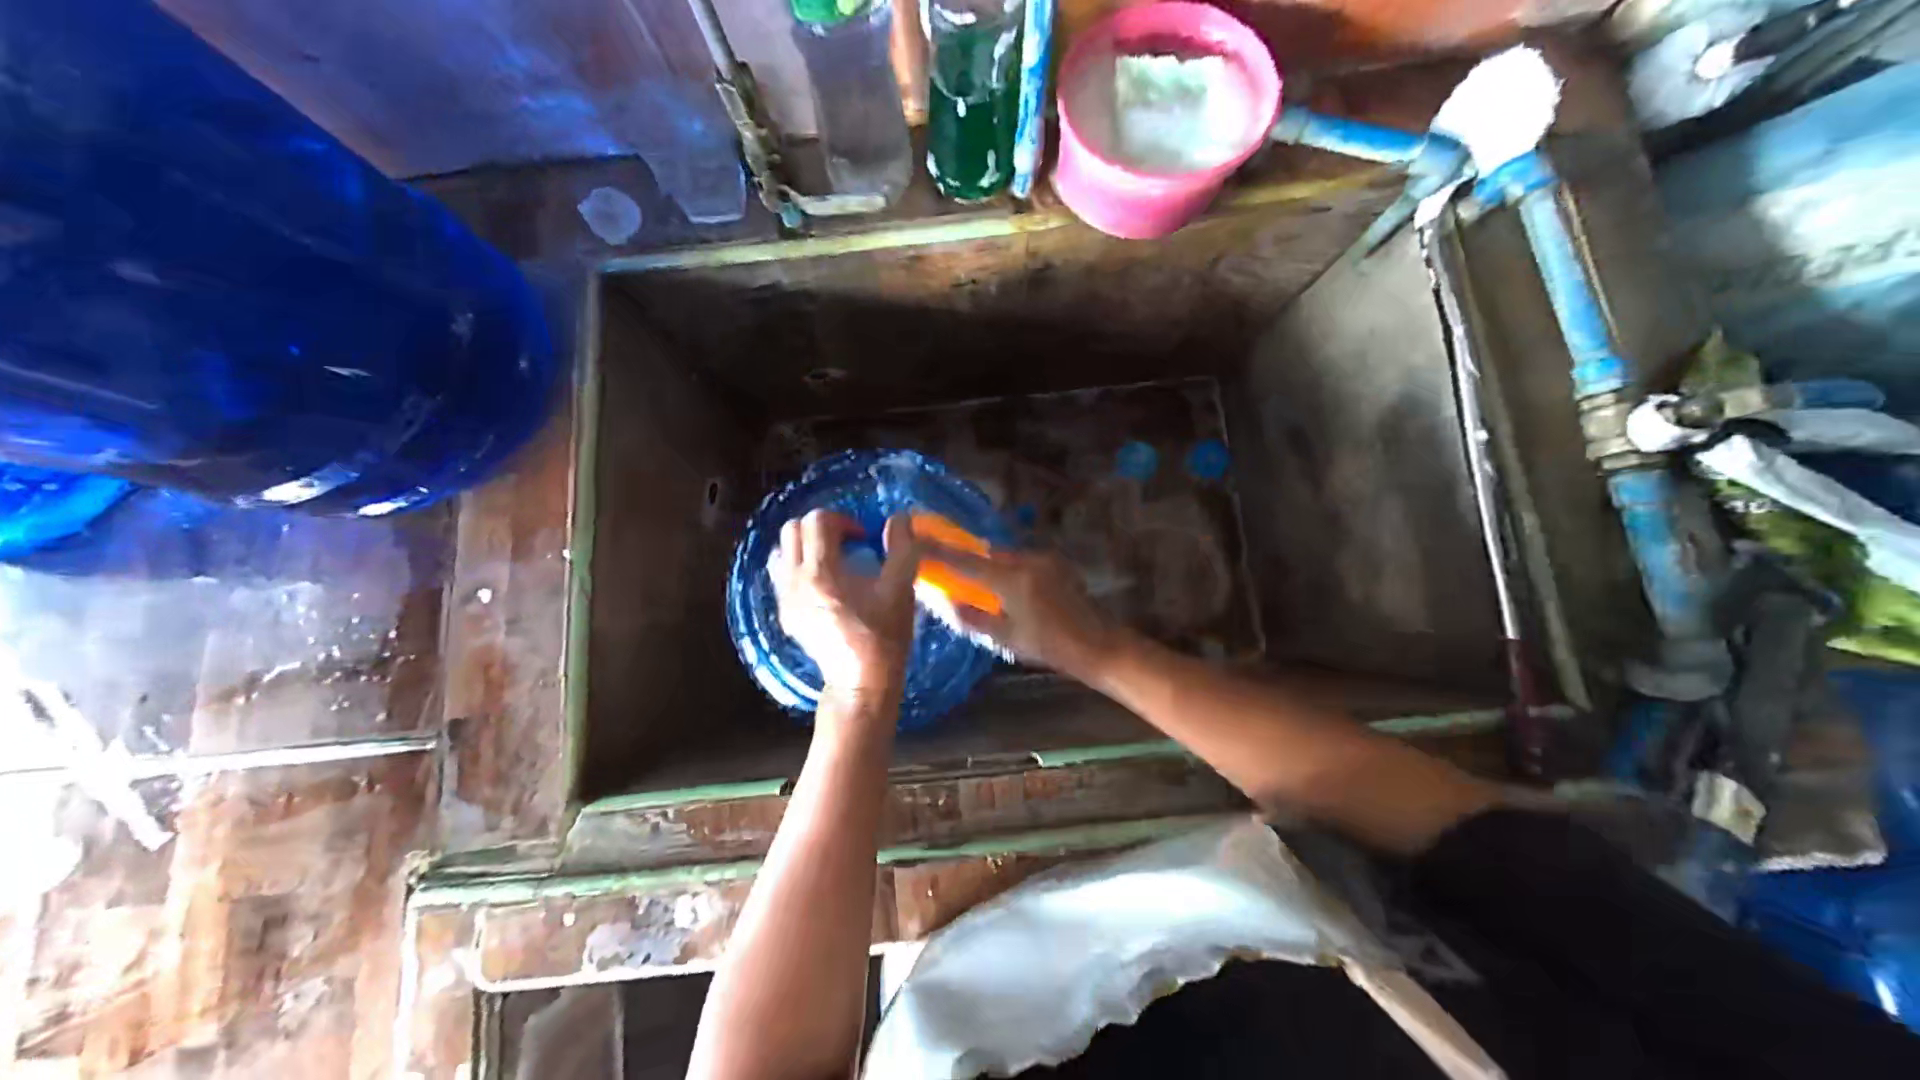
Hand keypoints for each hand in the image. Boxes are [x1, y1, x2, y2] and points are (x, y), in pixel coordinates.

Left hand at [768, 510, 920, 703]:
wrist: (860, 682)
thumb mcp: (901, 590)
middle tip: (847, 544)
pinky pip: (782, 576)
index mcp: (821, 573)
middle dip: (821, 528)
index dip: (843, 520)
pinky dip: (800, 568)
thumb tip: (898, 518)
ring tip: (832, 561)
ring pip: (782, 552)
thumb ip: (902, 549)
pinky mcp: (785, 614)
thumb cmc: (884, 636)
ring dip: (806, 546)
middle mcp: (794, 582)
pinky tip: (826, 586)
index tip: (863, 538)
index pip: (817, 521)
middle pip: (793, 530)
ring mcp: (785, 599)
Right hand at [920, 545, 1129, 681]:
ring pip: (1006, 557)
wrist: (1097, 645)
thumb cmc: (1049, 646)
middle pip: (987, 554)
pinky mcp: (1056, 564)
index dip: (939, 552)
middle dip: (968, 559)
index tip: (916, 541)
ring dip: (992, 567)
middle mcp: (1027, 561)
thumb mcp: (1005, 638)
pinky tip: (1012, 590)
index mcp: (1011, 579)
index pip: (966, 561)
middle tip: (952, 568)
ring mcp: (1044, 560)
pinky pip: (1023, 561)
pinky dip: (1010, 571)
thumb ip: (972, 617)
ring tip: (983, 585)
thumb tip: (946, 602)